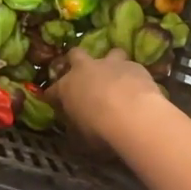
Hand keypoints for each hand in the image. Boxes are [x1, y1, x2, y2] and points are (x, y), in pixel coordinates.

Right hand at [50, 48, 175, 153]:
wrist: (133, 115)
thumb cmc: (99, 129)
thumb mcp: (80, 135)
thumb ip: (76, 125)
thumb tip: (76, 126)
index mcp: (66, 87)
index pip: (52, 90)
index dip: (53, 97)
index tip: (55, 104)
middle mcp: (85, 69)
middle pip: (75, 55)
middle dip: (76, 61)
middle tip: (84, 75)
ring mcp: (110, 64)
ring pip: (110, 53)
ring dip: (111, 62)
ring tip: (117, 75)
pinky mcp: (135, 66)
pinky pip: (132, 67)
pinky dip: (133, 76)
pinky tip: (138, 87)